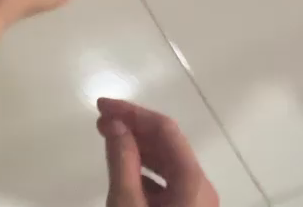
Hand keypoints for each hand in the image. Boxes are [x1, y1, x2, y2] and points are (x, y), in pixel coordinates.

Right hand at [97, 98, 217, 206]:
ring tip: (109, 140)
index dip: (131, 111)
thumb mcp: (128, 202)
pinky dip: (144, 170)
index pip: (164, 128)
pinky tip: (125, 171)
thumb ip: (122, 160)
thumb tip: (116, 122)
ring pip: (166, 163)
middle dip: (132, 127)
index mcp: (194, 180)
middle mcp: (202, 187)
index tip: (101, 106)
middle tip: (101, 121)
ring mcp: (198, 203)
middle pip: (167, 144)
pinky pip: (168, 183)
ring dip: (137, 147)